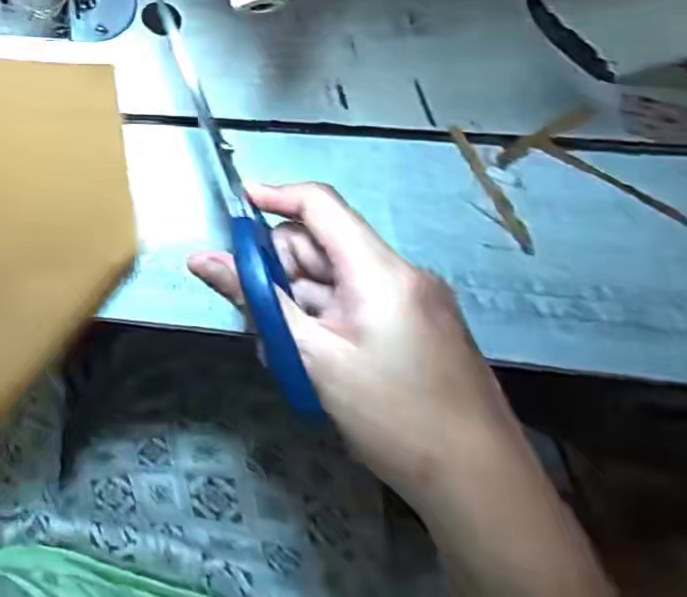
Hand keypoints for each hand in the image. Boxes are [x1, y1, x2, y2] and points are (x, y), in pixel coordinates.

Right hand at [187, 182, 526, 505]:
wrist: (485, 492)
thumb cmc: (392, 416)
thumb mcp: (310, 355)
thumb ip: (254, 298)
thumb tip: (201, 259)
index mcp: (380, 272)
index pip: (320, 204)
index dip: (273, 195)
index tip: (232, 205)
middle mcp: (399, 275)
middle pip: (318, 244)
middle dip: (280, 269)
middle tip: (262, 315)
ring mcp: (410, 301)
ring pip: (329, 276)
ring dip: (296, 301)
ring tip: (288, 351)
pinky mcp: (414, 326)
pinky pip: (350, 300)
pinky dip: (320, 317)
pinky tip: (312, 358)